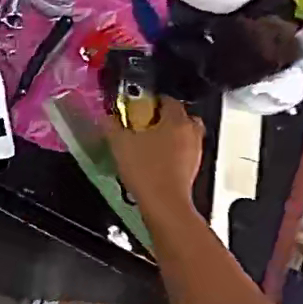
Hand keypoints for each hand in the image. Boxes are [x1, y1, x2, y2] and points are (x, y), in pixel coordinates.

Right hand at [105, 96, 204, 213]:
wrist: (164, 203)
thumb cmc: (144, 169)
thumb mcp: (120, 144)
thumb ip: (112, 126)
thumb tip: (107, 117)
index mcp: (176, 121)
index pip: (169, 100)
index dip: (152, 101)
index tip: (138, 107)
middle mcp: (191, 133)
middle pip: (182, 116)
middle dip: (166, 117)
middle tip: (146, 124)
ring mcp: (195, 151)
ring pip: (185, 134)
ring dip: (170, 134)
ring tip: (149, 142)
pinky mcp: (193, 167)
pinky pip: (184, 150)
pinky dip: (173, 150)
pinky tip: (155, 159)